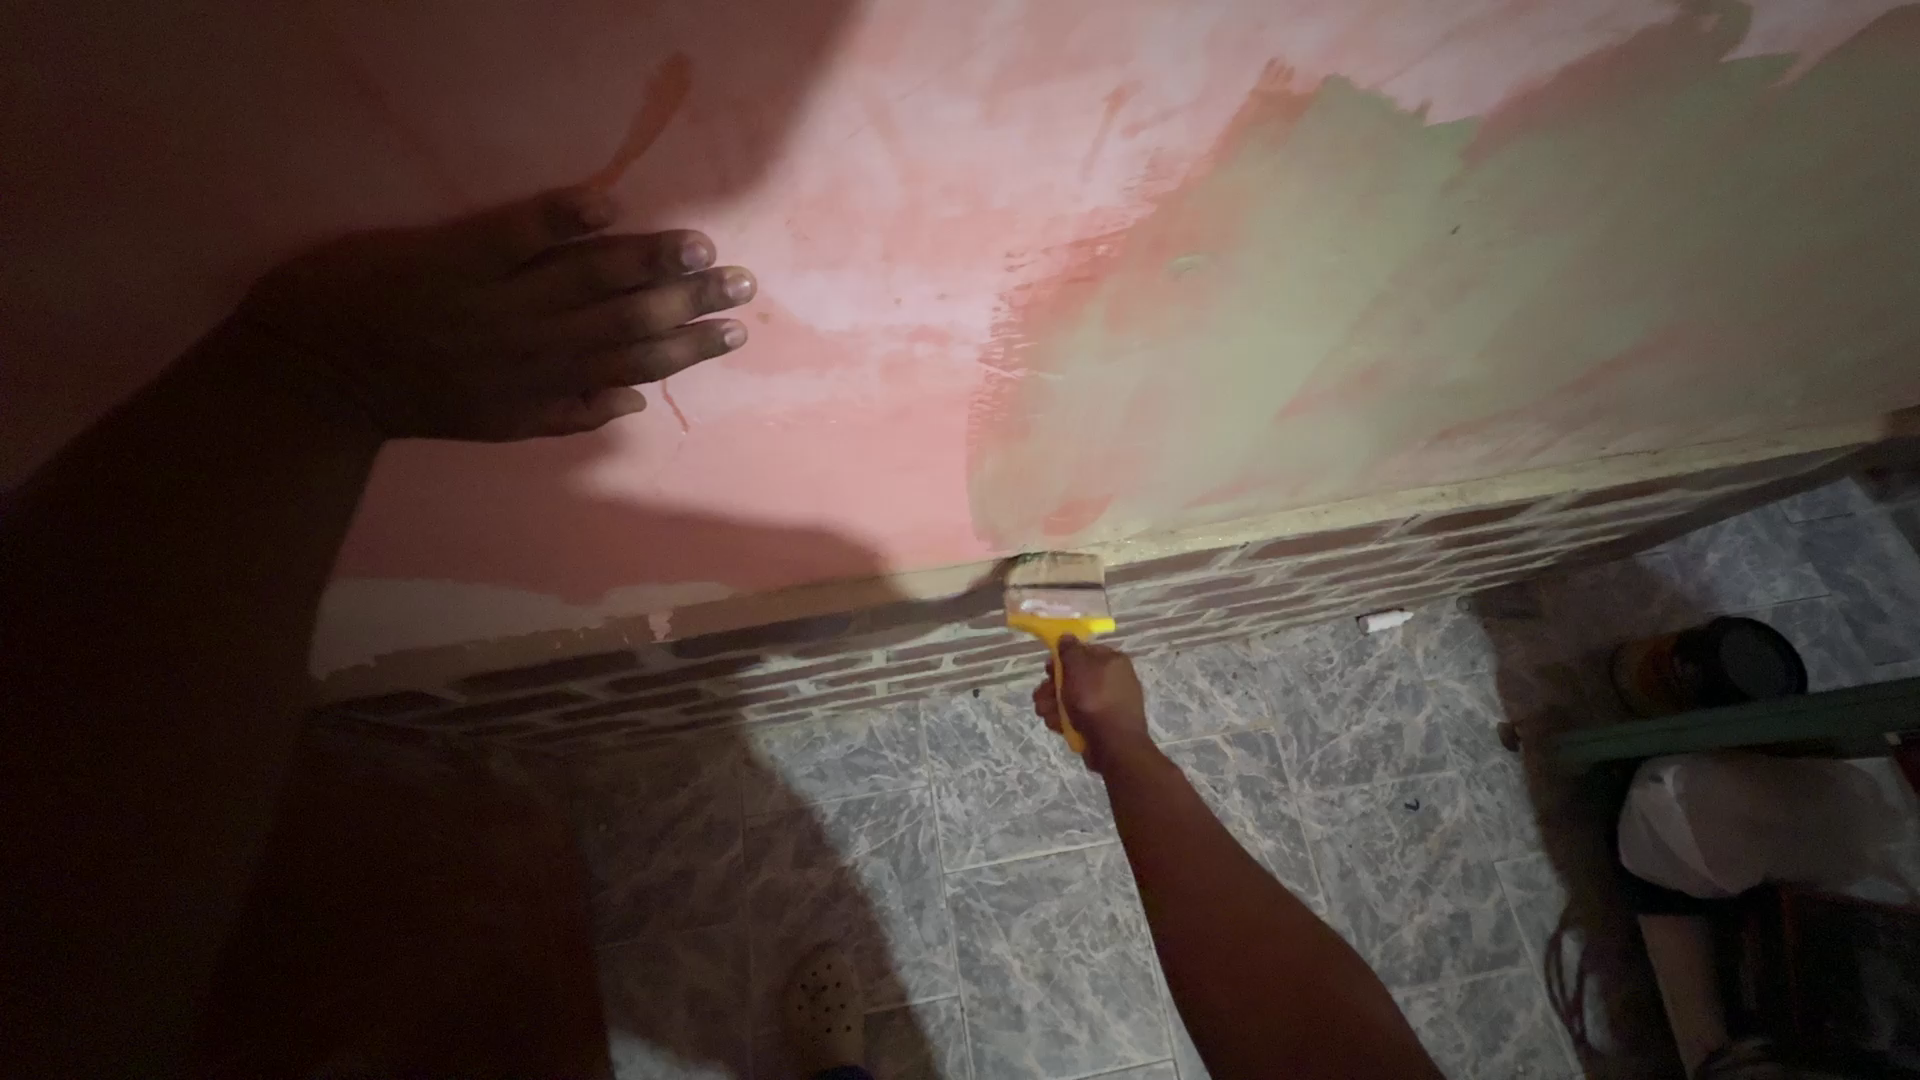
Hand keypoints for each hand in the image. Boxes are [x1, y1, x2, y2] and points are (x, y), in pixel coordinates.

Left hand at [232, 184, 755, 440]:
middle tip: (740, 281)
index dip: (691, 347)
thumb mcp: (502, 427)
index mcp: (551, 383)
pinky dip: (562, 219)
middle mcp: (539, 343)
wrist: (318, 376)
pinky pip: (516, 234)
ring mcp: (498, 298)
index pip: (638, 362)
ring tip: (700, 248)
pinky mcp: (455, 256)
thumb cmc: (419, 401)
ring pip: (588, 279)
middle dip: (690, 301)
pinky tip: (610, 205)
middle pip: (627, 318)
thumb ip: (570, 417)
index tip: (735, 331)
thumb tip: (637, 405)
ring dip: (648, 263)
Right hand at [1032, 637, 1156, 771]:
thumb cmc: (1095, 699)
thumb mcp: (1078, 666)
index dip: (1063, 658)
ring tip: (1045, 713)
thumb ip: (1069, 649)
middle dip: (1052, 686)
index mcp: (1112, 661)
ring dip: (1053, 704)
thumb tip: (1067, 636)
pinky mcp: (1101, 725)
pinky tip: (1057, 726)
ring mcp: (1108, 704)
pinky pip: (1078, 717)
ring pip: (1072, 698)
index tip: (1049, 668)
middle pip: (1074, 677)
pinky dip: (1065, 720)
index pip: (1083, 652)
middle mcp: (1112, 680)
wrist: (1114, 745)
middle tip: (1042, 695)